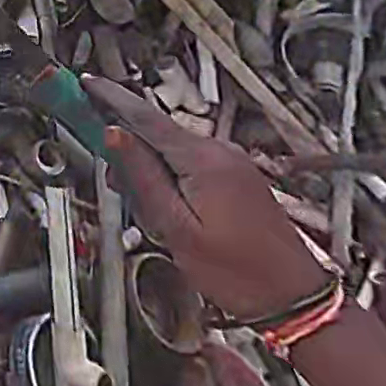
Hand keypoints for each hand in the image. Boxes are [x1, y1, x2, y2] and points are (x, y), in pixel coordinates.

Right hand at [85, 76, 330, 321]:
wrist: (300, 304)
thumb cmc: (239, 274)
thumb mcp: (177, 227)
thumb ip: (143, 176)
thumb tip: (114, 134)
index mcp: (202, 160)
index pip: (144, 115)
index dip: (110, 96)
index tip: (85, 81)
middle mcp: (219, 151)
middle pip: (157, 131)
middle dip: (127, 143)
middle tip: (108, 169)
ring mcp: (231, 162)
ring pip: (172, 148)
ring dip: (149, 164)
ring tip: (142, 203)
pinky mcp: (237, 175)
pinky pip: (190, 161)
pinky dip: (169, 172)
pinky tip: (166, 202)